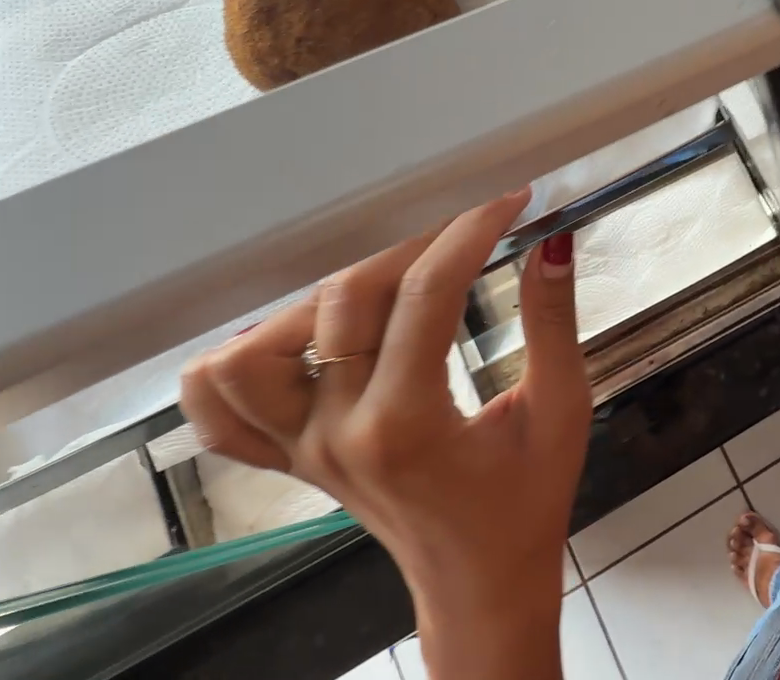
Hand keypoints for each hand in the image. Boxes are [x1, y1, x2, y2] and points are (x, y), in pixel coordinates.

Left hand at [180, 188, 587, 678]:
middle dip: (414, 247)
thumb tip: (552, 246)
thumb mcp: (561, 407)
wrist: (483, 577)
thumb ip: (552, 323)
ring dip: (318, 300)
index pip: (429, 295)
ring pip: (252, 354)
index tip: (510, 201)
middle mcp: (336, 433)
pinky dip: (239, 364)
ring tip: (387, 285)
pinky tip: (300, 340)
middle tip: (468, 231)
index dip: (472, 233)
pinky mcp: (287, 462)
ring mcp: (299, 450)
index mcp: (409, 422)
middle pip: (345, 303)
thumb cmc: (530, 498)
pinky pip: (218, 412)